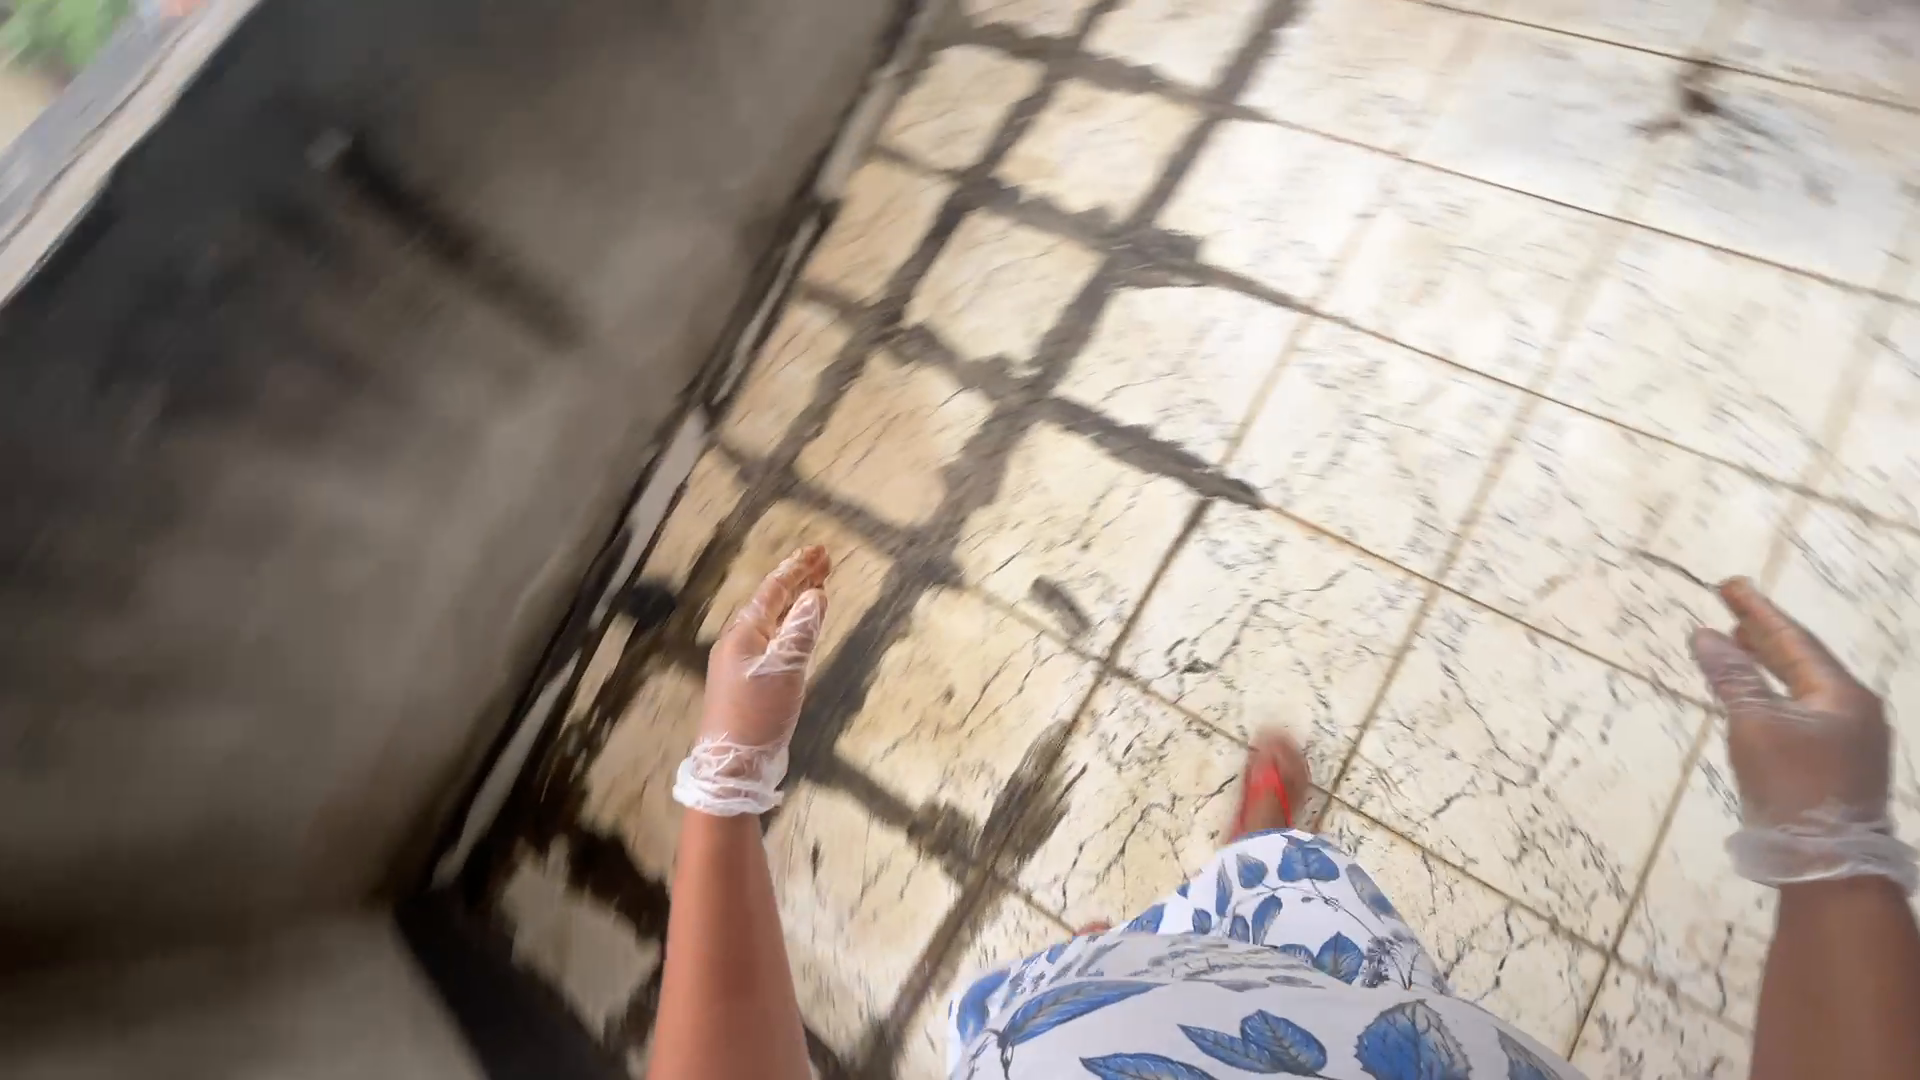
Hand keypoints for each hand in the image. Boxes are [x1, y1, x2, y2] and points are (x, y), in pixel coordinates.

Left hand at [701, 544, 829, 746]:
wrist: (731, 765)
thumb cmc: (757, 713)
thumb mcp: (784, 670)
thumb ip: (802, 631)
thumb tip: (816, 595)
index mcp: (744, 633)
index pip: (774, 590)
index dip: (797, 569)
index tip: (820, 551)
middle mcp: (741, 641)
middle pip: (773, 601)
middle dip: (799, 579)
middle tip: (825, 560)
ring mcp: (744, 661)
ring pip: (775, 620)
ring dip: (797, 600)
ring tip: (819, 585)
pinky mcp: (751, 679)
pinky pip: (775, 638)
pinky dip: (793, 624)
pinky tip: (803, 626)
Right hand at [1690, 577, 1914, 890]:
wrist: (1824, 852)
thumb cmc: (1792, 780)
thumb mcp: (1754, 723)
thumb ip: (1732, 677)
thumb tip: (1706, 635)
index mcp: (1841, 695)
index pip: (1793, 641)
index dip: (1759, 612)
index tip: (1731, 584)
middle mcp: (1851, 707)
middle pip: (1802, 657)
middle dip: (1764, 630)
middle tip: (1732, 603)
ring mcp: (1845, 732)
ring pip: (1800, 680)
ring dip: (1766, 656)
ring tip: (1736, 637)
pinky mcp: (1830, 752)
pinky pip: (1796, 701)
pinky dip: (1769, 683)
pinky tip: (1751, 684)